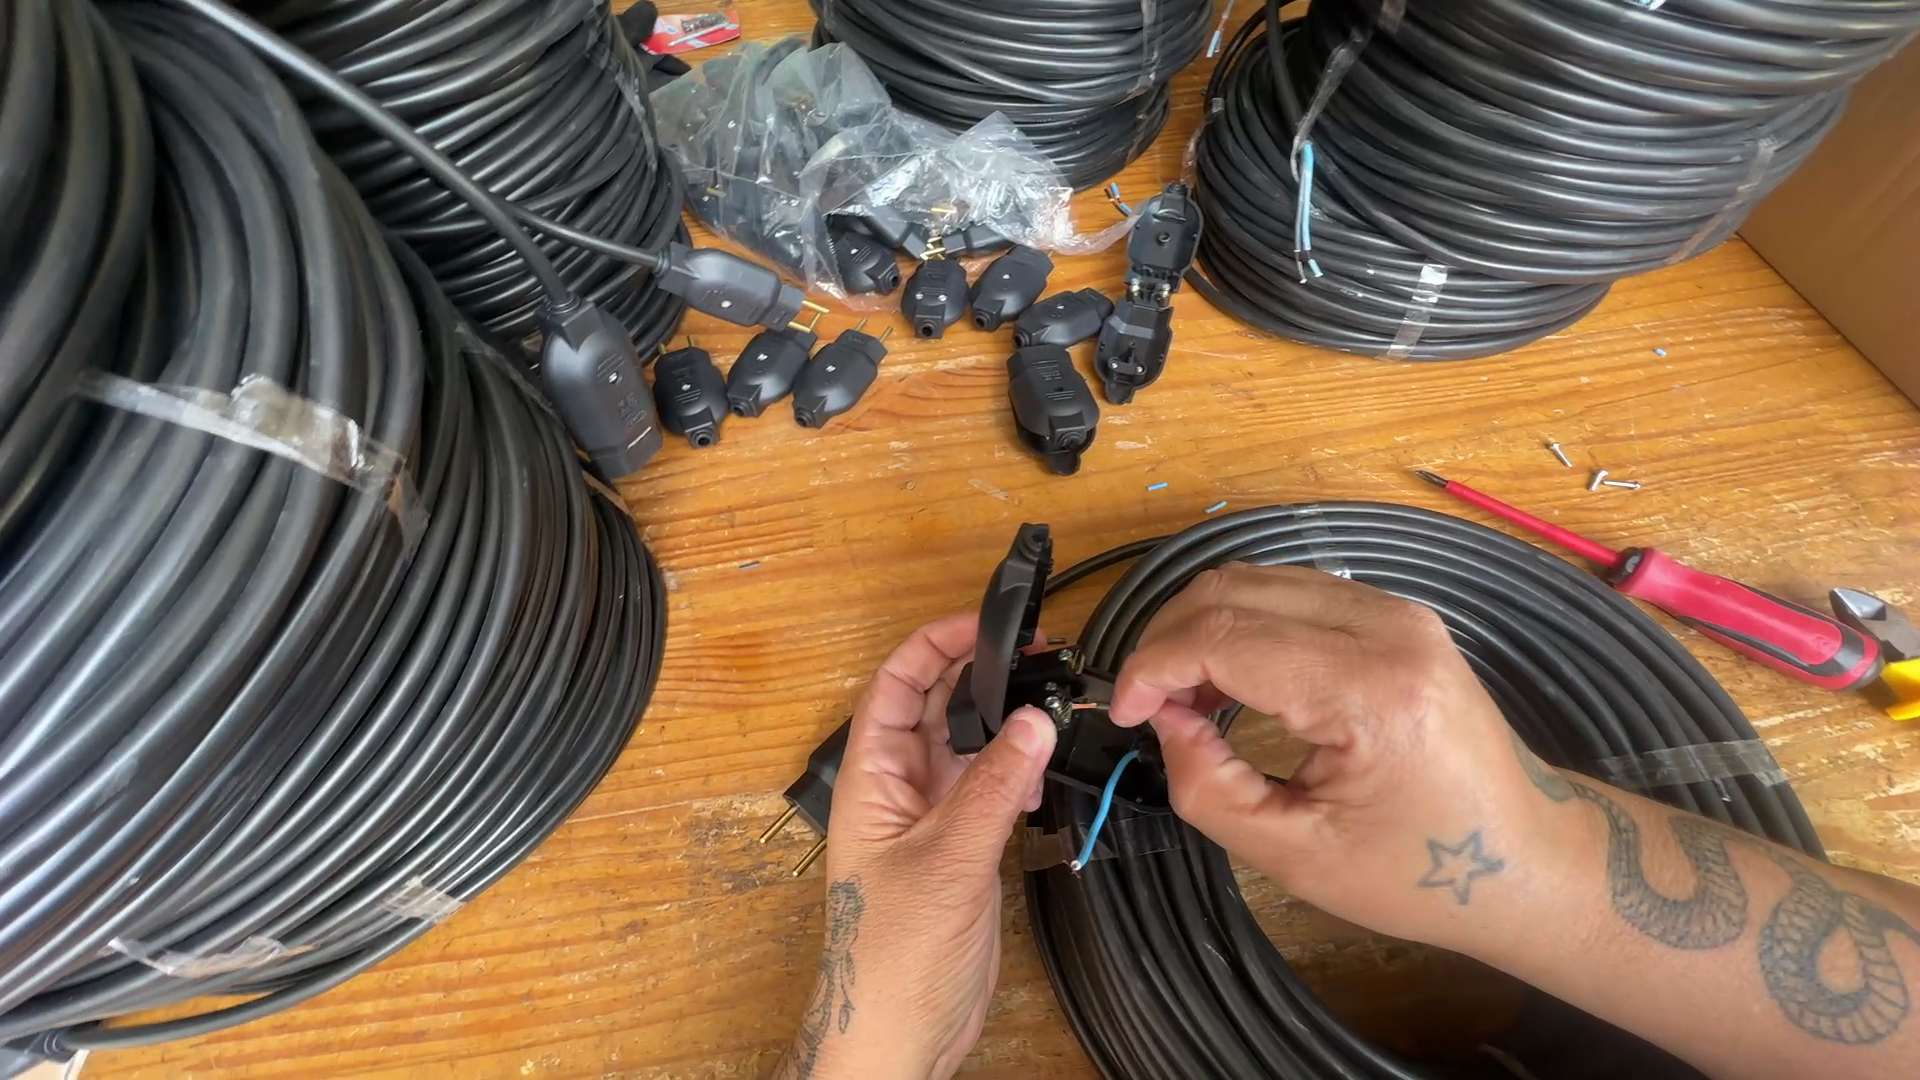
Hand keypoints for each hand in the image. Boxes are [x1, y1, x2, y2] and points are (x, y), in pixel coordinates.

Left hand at [776, 615, 1056, 1079]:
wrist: (899, 1033)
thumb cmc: (896, 951)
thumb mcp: (949, 859)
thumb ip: (994, 787)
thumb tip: (1035, 719)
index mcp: (874, 772)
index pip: (896, 684)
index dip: (934, 644)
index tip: (984, 624)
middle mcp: (900, 780)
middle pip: (935, 703)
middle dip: (979, 673)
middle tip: (1036, 652)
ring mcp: (931, 807)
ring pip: (967, 740)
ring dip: (1003, 720)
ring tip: (1047, 705)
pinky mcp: (960, 835)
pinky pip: (988, 780)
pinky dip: (1016, 767)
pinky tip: (1040, 773)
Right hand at [1106, 564, 1580, 951]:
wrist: (1532, 860)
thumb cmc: (1419, 874)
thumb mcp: (1295, 855)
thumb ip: (1205, 785)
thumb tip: (1161, 716)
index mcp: (1368, 689)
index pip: (1222, 636)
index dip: (1151, 667)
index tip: (1122, 711)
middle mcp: (1383, 625)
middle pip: (1228, 591)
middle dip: (1164, 642)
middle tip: (1148, 703)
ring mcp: (1391, 608)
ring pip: (1248, 579)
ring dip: (1194, 628)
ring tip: (1183, 694)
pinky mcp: (1387, 610)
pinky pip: (1280, 590)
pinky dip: (1232, 623)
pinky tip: (1225, 675)